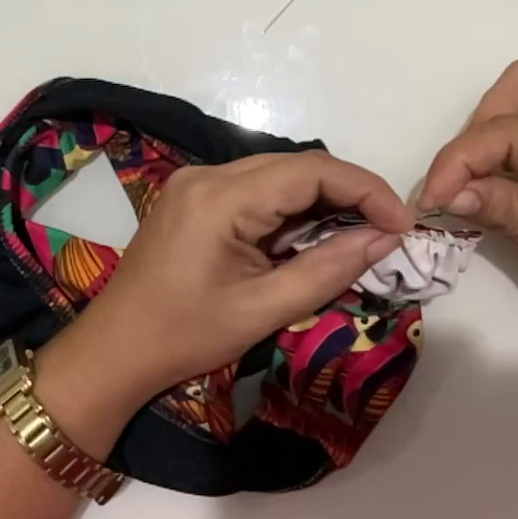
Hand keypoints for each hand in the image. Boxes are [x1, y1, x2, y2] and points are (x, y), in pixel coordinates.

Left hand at [65, 150, 414, 402]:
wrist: (114, 351)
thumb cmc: (184, 337)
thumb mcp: (263, 310)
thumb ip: (328, 269)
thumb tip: (385, 240)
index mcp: (220, 197)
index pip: (311, 171)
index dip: (366, 190)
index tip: (403, 225)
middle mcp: (206, 174)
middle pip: (295, 166)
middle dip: (348, 194)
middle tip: (386, 234)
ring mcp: (195, 183)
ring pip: (277, 175)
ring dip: (320, 201)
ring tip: (356, 238)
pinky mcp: (192, 198)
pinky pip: (255, 190)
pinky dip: (289, 209)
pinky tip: (309, 238)